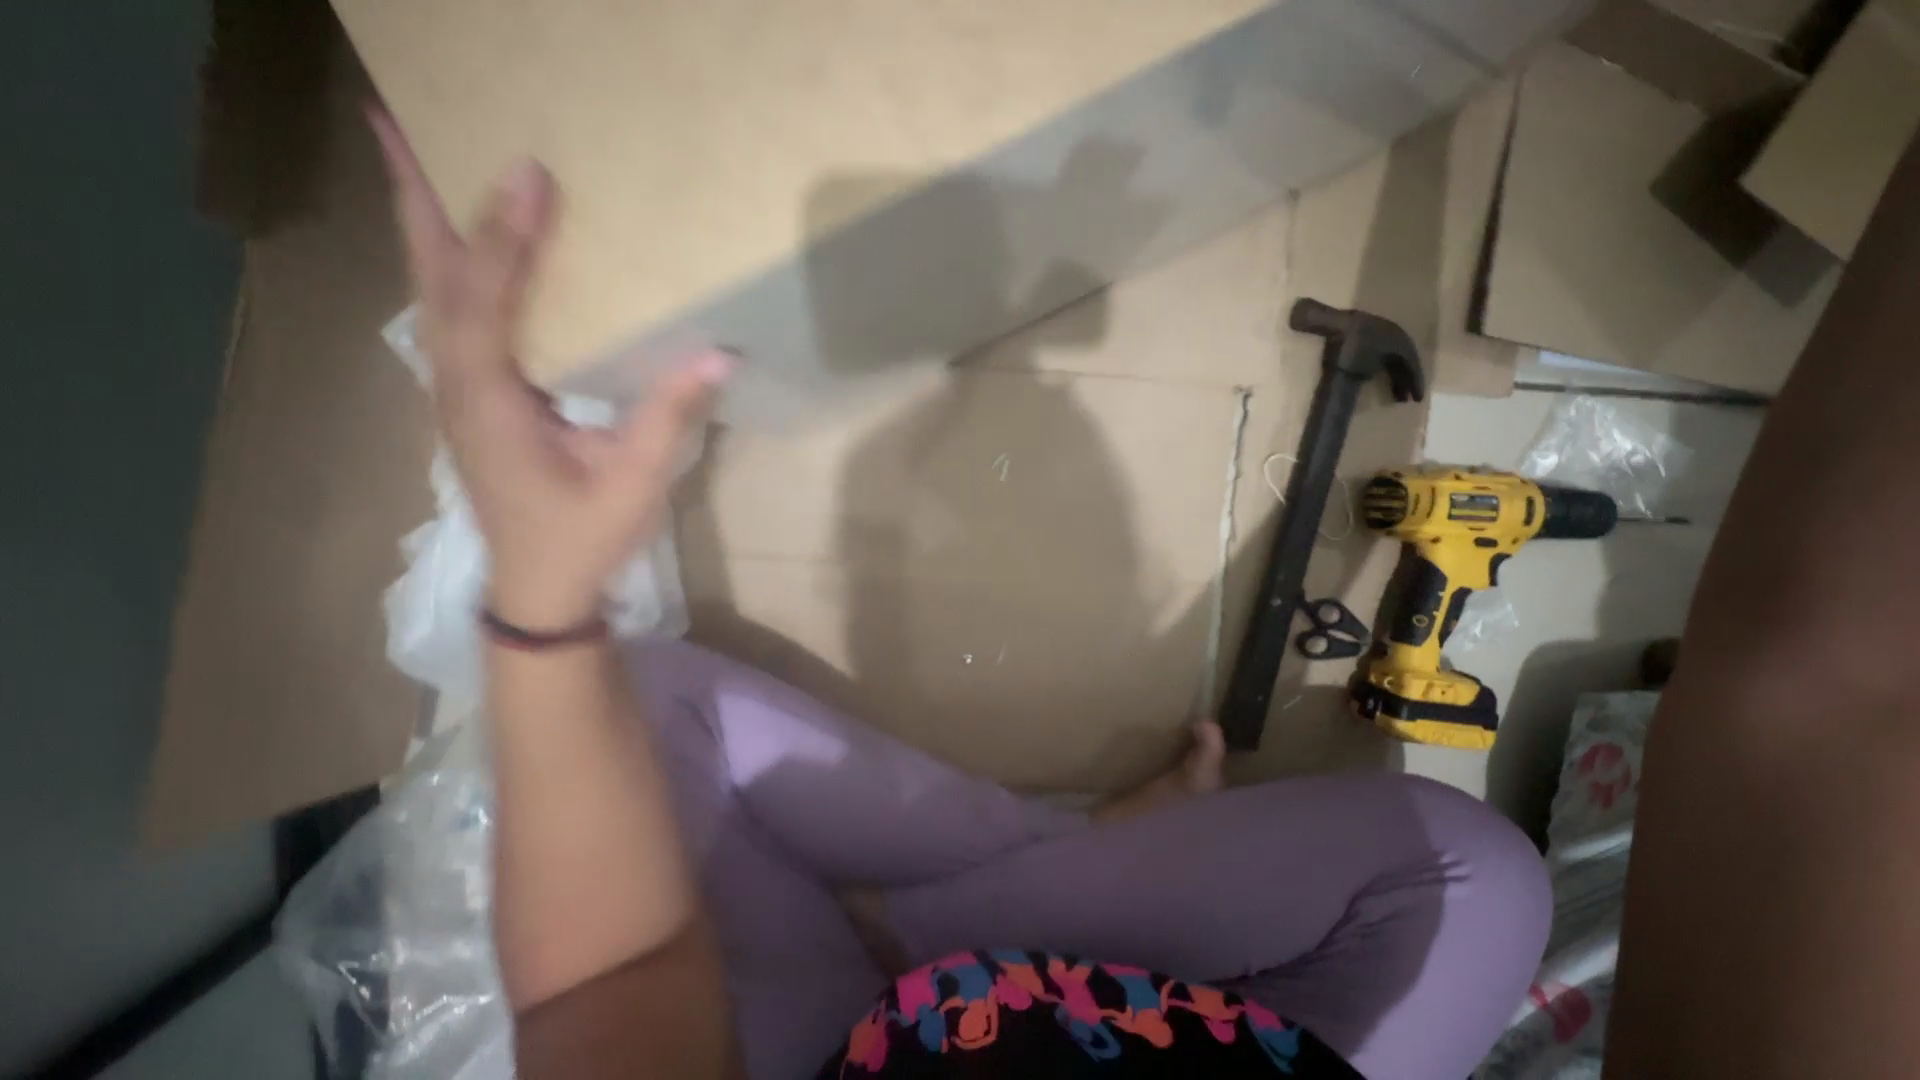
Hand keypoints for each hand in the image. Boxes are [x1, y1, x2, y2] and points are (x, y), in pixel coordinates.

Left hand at [370, 109, 729, 628]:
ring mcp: (455, 393)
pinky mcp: (470, 399)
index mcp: (491, 404)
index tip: (528, 174)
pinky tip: (464, 245)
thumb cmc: (582, 540)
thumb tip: (716, 352)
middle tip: (400, 121)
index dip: (505, 238)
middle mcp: (456, 386)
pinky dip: (451, 267)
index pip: (486, 304)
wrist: (537, 591)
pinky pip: (450, 316)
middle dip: (418, 201)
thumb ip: (667, 417)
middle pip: (431, 280)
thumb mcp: (634, 484)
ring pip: (433, 295)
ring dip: (428, 227)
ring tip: (421, 161)